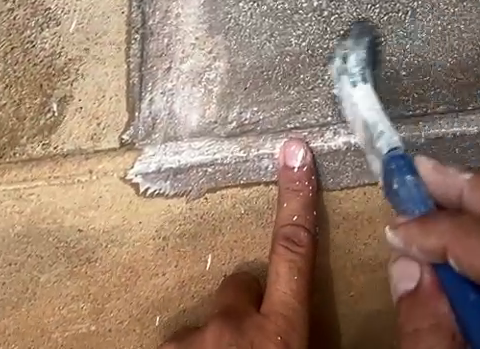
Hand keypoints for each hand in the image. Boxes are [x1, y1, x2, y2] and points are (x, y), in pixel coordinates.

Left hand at [162, 137, 317, 347]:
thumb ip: (304, 331)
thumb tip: (304, 314)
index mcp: (282, 333)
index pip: (293, 250)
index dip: (295, 198)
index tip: (294, 150)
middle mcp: (233, 328)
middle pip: (237, 288)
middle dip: (242, 308)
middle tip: (252, 343)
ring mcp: (190, 342)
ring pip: (203, 323)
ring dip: (211, 342)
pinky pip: (175, 346)